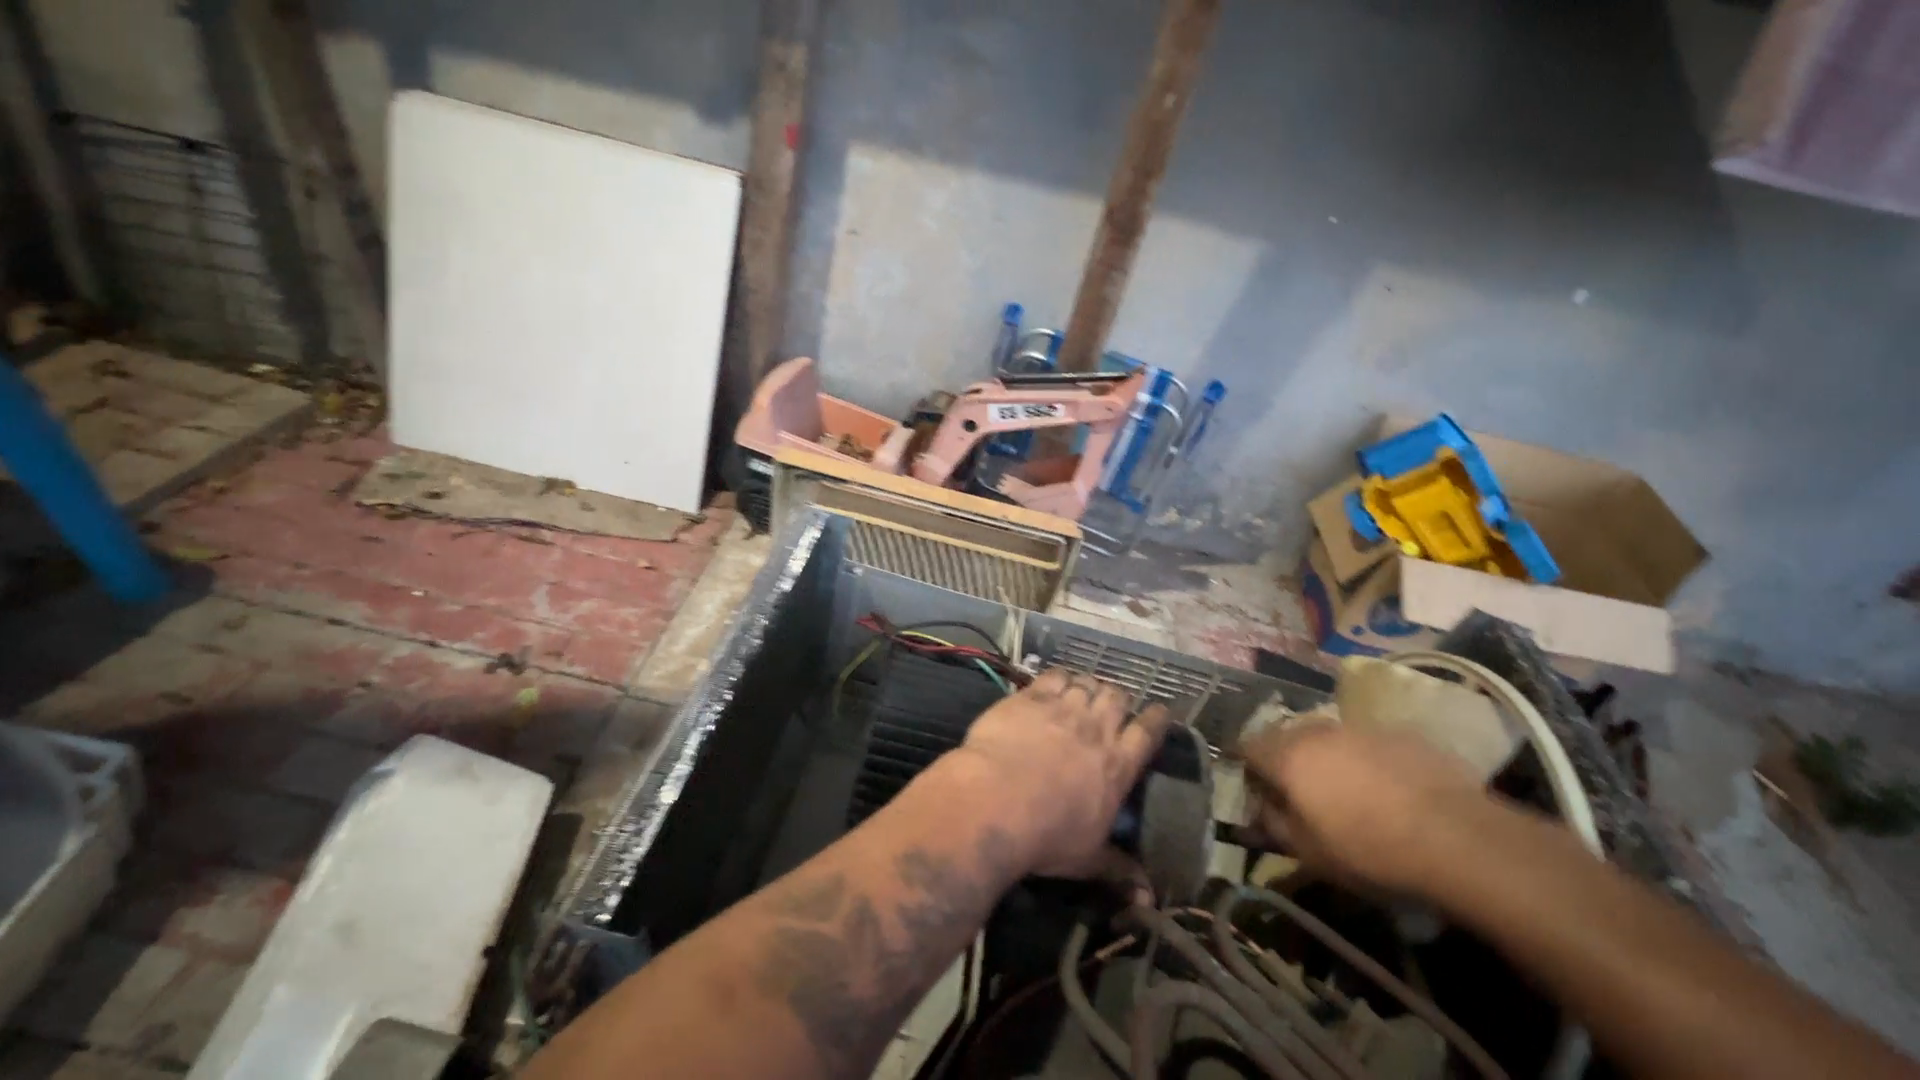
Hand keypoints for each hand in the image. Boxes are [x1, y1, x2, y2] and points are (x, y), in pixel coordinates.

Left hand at [950, 669, 1170, 880]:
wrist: (994, 803)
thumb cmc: (1046, 837)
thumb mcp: (1087, 860)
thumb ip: (1118, 871)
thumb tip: (1149, 900)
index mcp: (1118, 766)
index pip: (1149, 731)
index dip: (1157, 718)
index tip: (1160, 711)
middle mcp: (1096, 729)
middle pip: (1117, 698)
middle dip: (1118, 698)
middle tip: (1112, 705)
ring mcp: (1062, 709)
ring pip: (1086, 683)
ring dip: (1088, 685)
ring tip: (1083, 691)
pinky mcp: (1028, 698)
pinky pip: (1051, 676)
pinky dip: (1057, 677)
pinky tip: (1052, 682)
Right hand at [1239, 721, 1492, 893]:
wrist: (1459, 839)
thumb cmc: (1369, 851)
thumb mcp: (1309, 853)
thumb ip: (1276, 824)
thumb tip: (1264, 809)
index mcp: (1289, 756)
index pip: (1247, 746)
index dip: (1243, 766)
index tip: (1252, 788)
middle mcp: (1321, 731)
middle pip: (1289, 737)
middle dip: (1286, 760)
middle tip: (1298, 793)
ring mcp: (1365, 728)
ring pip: (1332, 738)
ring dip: (1329, 759)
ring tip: (1346, 793)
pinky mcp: (1405, 735)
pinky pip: (1371, 745)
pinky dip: (1368, 762)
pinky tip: (1388, 792)